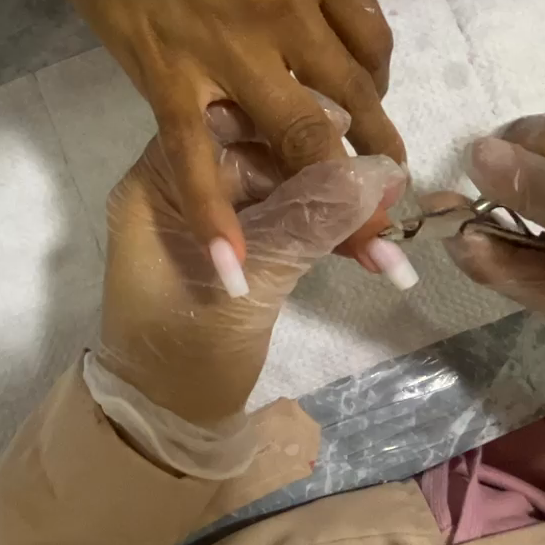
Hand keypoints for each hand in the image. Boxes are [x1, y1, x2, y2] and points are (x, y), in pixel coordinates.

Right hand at [0, 0, 408, 286]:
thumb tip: (329, 53)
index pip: (373, 44)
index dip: (377, 96)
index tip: (368, 124)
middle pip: (350, 100)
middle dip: (376, 163)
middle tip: (391, 208)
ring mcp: (227, 42)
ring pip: (297, 134)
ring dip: (330, 194)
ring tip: (356, 240)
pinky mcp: (168, 76)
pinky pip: (200, 158)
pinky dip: (219, 218)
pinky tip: (235, 268)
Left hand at [99, 105, 406, 424]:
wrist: (164, 424)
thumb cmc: (183, 354)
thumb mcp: (246, 288)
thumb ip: (305, 226)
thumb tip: (374, 175)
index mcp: (157, 185)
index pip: (220, 124)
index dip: (282, 120)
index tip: (343, 127)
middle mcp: (182, 191)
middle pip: (259, 156)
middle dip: (323, 175)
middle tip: (385, 191)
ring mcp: (211, 223)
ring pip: (281, 193)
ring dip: (333, 213)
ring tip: (387, 231)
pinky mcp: (237, 250)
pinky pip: (284, 226)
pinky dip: (323, 238)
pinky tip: (371, 253)